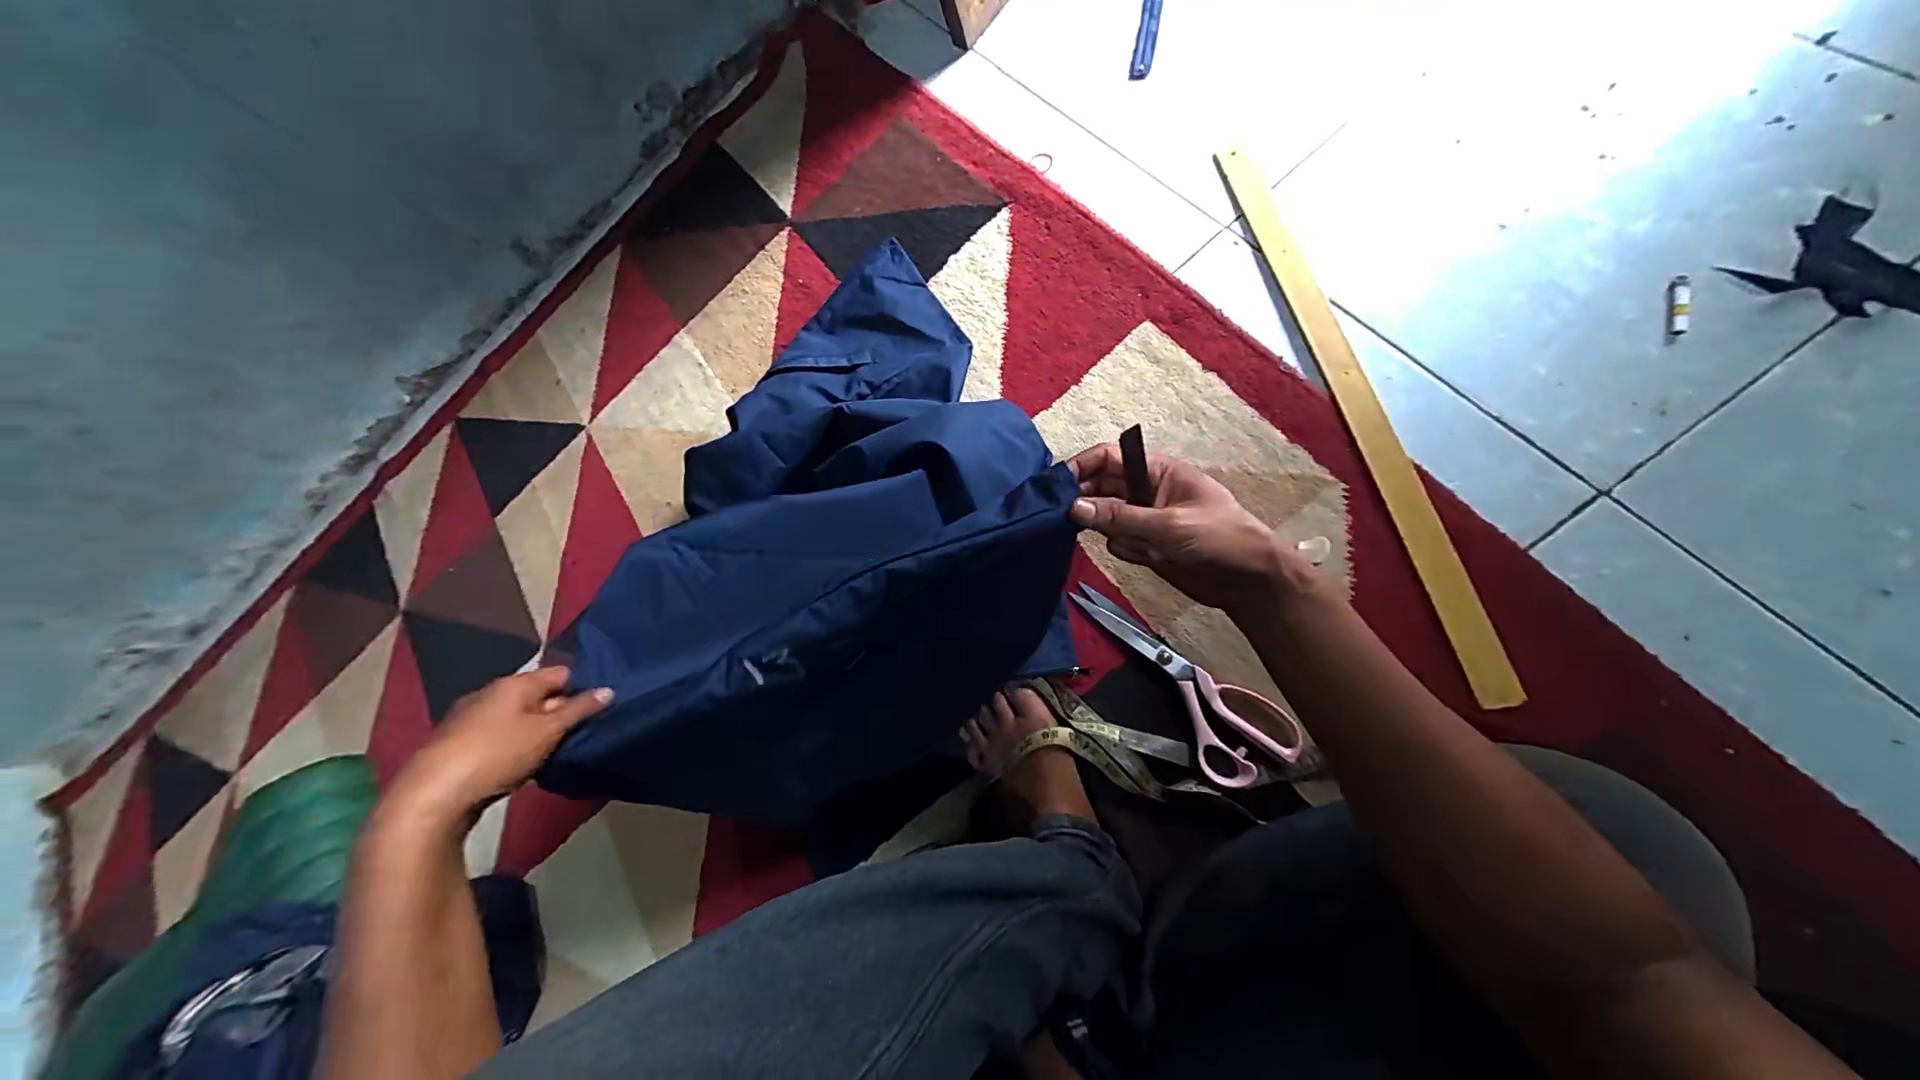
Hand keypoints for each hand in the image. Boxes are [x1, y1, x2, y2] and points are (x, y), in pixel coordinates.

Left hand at [386, 667, 611, 821]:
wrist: (431, 797)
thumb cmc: (497, 754)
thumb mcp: (547, 732)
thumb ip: (579, 709)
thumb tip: (608, 689)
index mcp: (515, 683)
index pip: (561, 672)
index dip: (583, 686)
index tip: (599, 706)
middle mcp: (492, 692)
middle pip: (539, 694)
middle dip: (561, 709)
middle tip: (583, 730)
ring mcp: (471, 717)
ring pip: (519, 715)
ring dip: (538, 728)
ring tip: (558, 748)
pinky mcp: (458, 742)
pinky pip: (500, 733)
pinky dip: (516, 742)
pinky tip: (524, 761)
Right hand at [1067, 443, 1311, 612]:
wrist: (1248, 580)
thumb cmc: (1220, 537)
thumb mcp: (1169, 524)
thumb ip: (1120, 516)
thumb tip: (1074, 507)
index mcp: (1157, 471)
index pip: (1109, 458)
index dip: (1082, 467)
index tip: (1056, 485)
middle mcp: (1145, 491)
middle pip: (1100, 489)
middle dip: (1089, 503)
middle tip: (1069, 518)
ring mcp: (1144, 520)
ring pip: (1105, 520)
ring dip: (1115, 532)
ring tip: (1142, 545)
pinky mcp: (1145, 545)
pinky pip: (1117, 543)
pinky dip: (1127, 551)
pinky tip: (1150, 558)